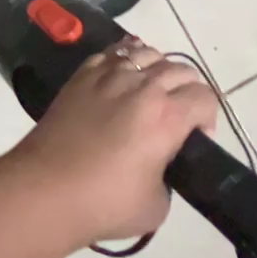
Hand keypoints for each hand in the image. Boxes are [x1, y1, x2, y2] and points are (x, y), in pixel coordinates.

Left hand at [6, 38, 219, 243]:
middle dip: (188, 89)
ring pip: (147, 53)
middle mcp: (141, 86)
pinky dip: (127, 58)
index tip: (199, 136)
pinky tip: (124, 75)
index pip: (204, 96)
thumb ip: (167, 176)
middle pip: (180, 69)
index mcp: (166, 117)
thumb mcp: (156, 205)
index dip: (209, 115)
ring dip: (159, 69)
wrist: (47, 187)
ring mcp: (109, 75)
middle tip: (180, 114)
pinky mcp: (82, 74)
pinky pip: (113, 52)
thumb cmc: (105, 202)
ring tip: (152, 91)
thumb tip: (158, 163)